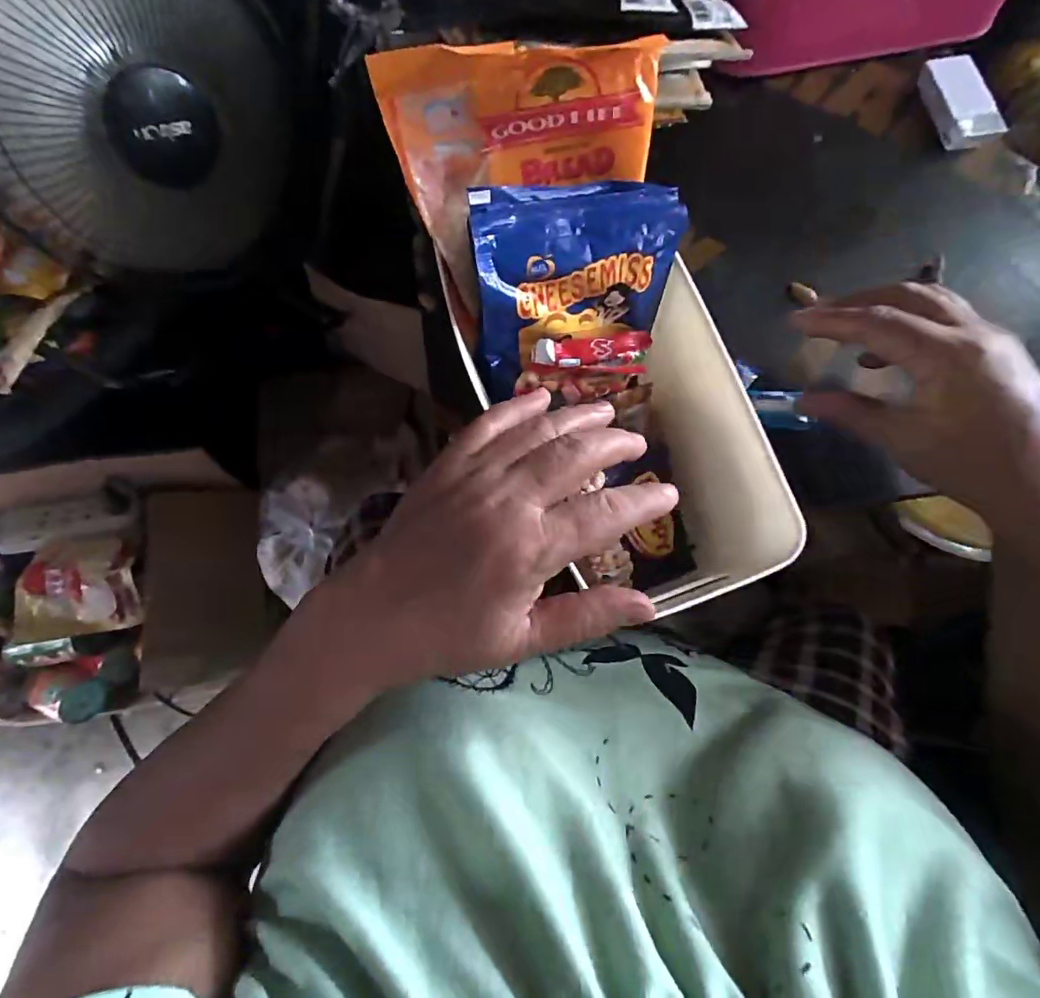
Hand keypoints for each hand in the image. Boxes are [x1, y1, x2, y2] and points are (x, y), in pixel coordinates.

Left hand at [285, 388, 677, 693]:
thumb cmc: (449, 635)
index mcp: (530, 549)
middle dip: (613, 444)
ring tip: (604, 412)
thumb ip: (587, 617)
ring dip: (575, 418)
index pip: (603, 514)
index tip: (668, 493)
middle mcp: (507, 501)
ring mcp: (473, 478)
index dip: (642, 502)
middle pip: (573, 457)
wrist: (371, 618)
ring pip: (535, 434)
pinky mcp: (445, 467)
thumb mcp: (522, 640)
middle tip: (637, 442)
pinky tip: (540, 399)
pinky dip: (516, 409)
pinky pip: (486, 426)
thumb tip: (650, 606)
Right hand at [791, 283, 1039, 533]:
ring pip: (932, 301)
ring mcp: (992, 338)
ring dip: (887, 305)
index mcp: (945, 354)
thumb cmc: (970, 465)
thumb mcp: (902, 440)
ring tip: (851, 325)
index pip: (877, 323)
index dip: (831, 320)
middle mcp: (972, 332)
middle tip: (819, 314)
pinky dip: (912, 321)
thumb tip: (804, 399)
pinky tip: (891, 352)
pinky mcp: (1000, 350)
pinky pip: (949, 318)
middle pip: (907, 296)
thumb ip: (851, 412)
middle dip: (858, 300)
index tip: (795, 321)